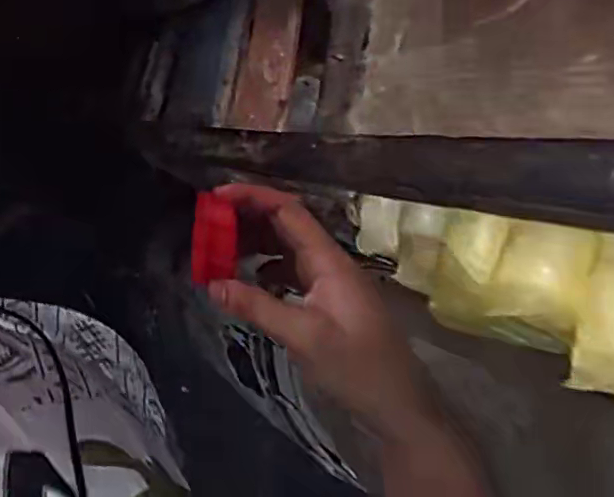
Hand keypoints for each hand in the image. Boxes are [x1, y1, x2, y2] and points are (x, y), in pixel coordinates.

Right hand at [207, 183, 435, 435]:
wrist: (404, 416)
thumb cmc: (359, 370)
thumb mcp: (303, 338)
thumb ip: (256, 306)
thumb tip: (211, 283)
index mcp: (328, 260)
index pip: (287, 209)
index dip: (251, 196)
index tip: (216, 196)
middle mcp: (328, 262)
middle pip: (283, 223)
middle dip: (245, 217)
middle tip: (209, 222)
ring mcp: (329, 281)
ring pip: (284, 245)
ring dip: (252, 242)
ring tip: (219, 247)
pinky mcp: (327, 300)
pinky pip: (288, 268)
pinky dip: (262, 265)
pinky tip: (245, 277)